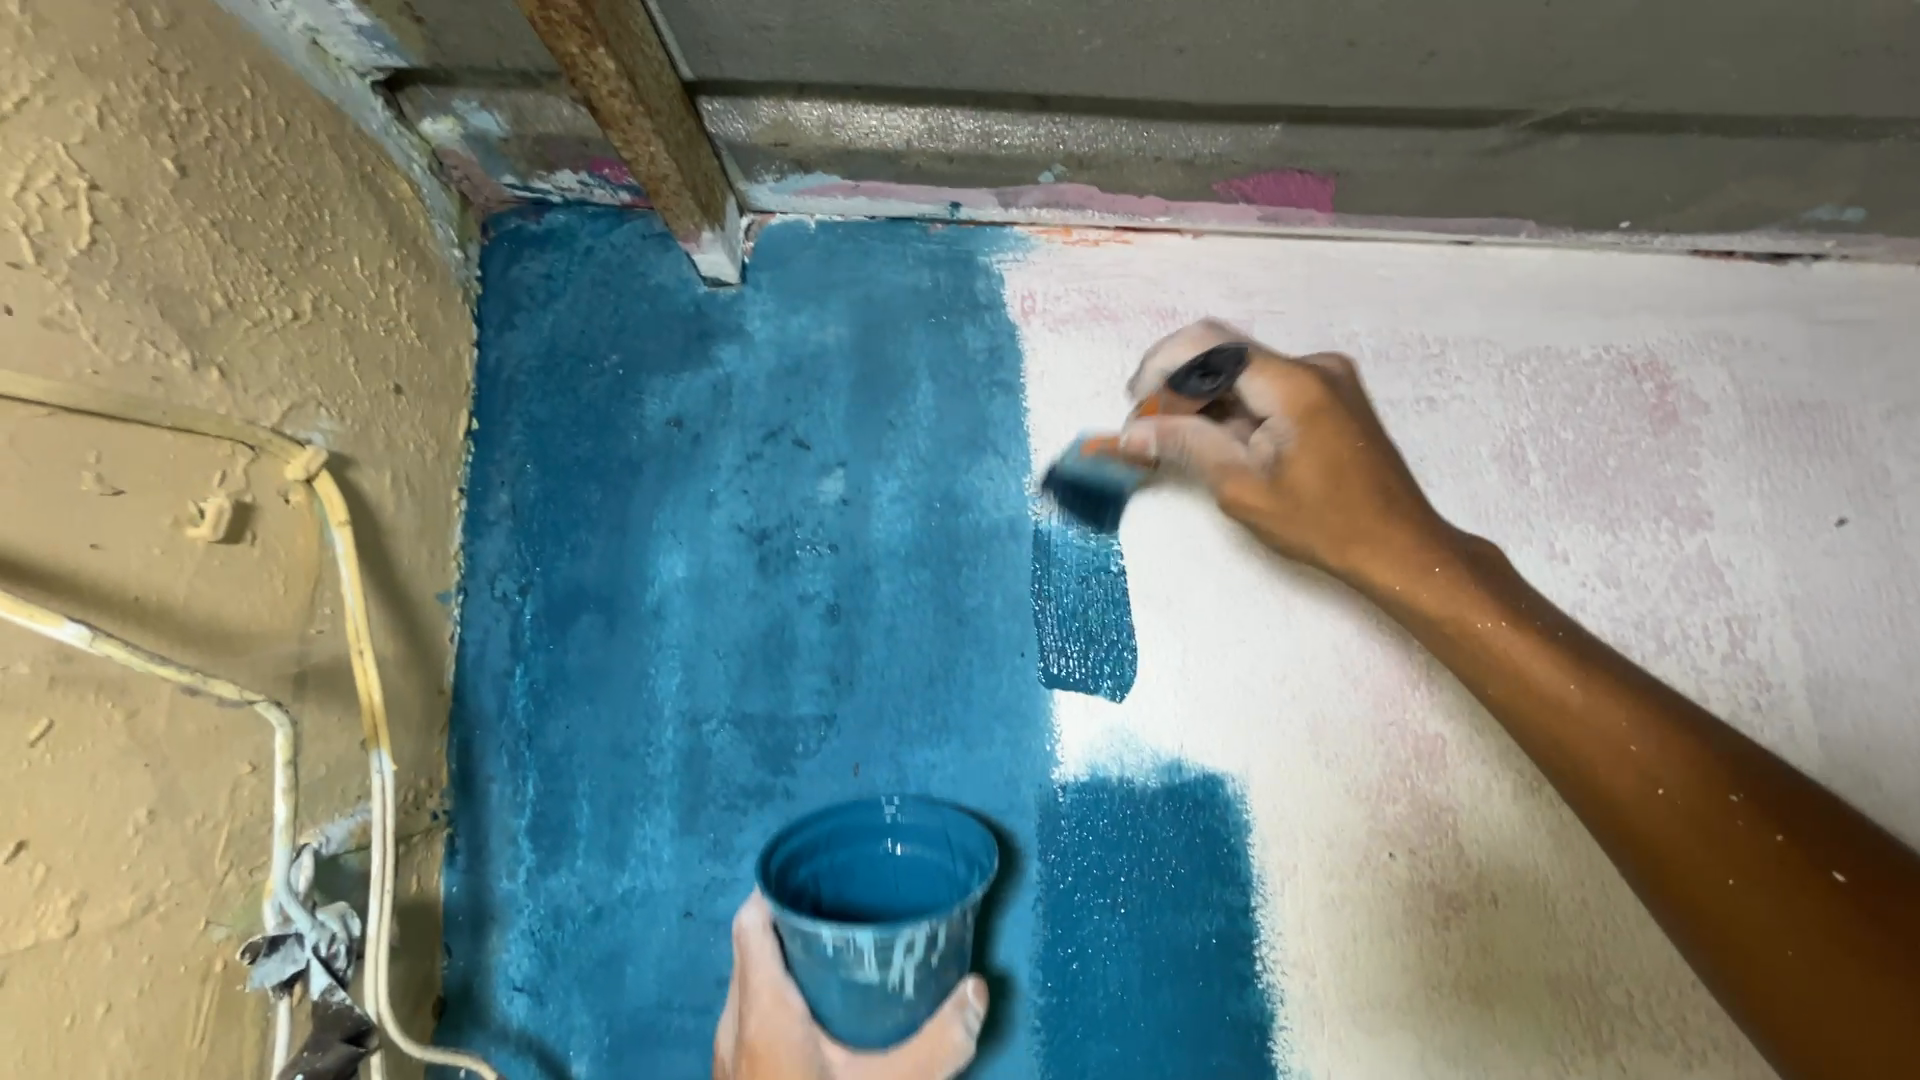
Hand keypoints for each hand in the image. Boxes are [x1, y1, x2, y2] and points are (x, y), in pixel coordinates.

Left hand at [713, 892, 988, 1079]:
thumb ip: (938, 1042)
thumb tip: (977, 990)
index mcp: (762, 1009)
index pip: (750, 922)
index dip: (775, 887)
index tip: (817, 872)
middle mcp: (733, 1022)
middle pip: (751, 947)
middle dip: (791, 919)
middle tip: (844, 909)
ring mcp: (728, 1053)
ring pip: (749, 982)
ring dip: (783, 959)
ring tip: (837, 951)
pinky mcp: (736, 1074)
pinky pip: (749, 1013)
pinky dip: (778, 994)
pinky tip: (820, 1012)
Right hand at [1117, 319, 1460, 590]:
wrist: (1399, 545)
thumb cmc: (1323, 525)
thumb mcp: (1242, 488)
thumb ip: (1186, 446)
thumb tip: (1131, 431)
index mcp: (1293, 383)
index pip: (1207, 344)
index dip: (1160, 366)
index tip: (1136, 406)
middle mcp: (1312, 365)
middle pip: (1223, 354)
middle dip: (1176, 388)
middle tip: (1146, 433)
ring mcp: (1325, 378)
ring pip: (1241, 372)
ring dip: (1202, 401)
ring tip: (1175, 444)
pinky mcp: (1329, 395)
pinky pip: (1265, 387)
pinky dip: (1232, 408)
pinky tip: (1217, 443)